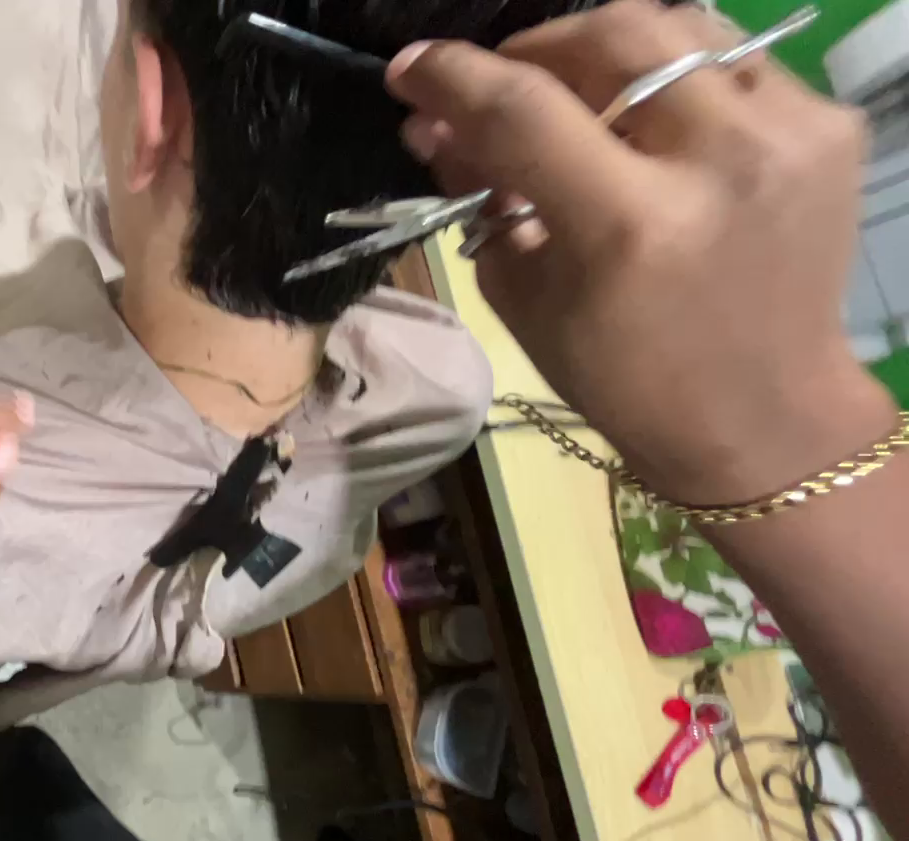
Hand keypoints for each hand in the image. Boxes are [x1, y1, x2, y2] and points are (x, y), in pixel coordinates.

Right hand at [386, 0, 894, 505]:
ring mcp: (793, 129)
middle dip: (530, 47)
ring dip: (596, 46)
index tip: (407, 68)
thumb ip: (483, 197)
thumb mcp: (520, 291)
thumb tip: (435, 129)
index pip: (523, 113)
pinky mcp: (831, 120)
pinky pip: (727, 59)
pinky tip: (630, 114)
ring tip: (557, 86)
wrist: (753, 404)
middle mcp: (720, 156)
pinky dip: (660, 72)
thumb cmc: (611, 370)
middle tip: (488, 80)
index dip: (453, 78)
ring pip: (679, 25)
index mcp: (626, 223)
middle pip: (612, 37)